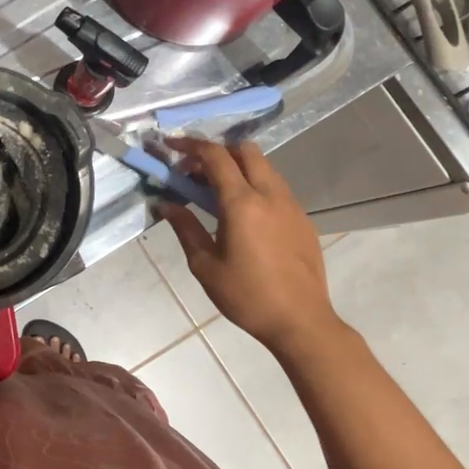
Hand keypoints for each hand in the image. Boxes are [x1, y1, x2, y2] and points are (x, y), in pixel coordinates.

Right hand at [158, 138, 343, 352]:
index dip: (190, 146)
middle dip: (217, 152)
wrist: (300, 321)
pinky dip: (255, 186)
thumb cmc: (246, 296)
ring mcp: (291, 205)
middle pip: (245, 151)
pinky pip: (276, 188)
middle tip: (194, 172)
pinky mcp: (302, 219)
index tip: (171, 147)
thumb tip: (166, 204)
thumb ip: (185, 228)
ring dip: (237, 168)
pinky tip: (242, 215)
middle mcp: (270, 195)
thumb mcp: (205, 265)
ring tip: (215, 193)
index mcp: (242, 203)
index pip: (216, 157)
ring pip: (264, 167)